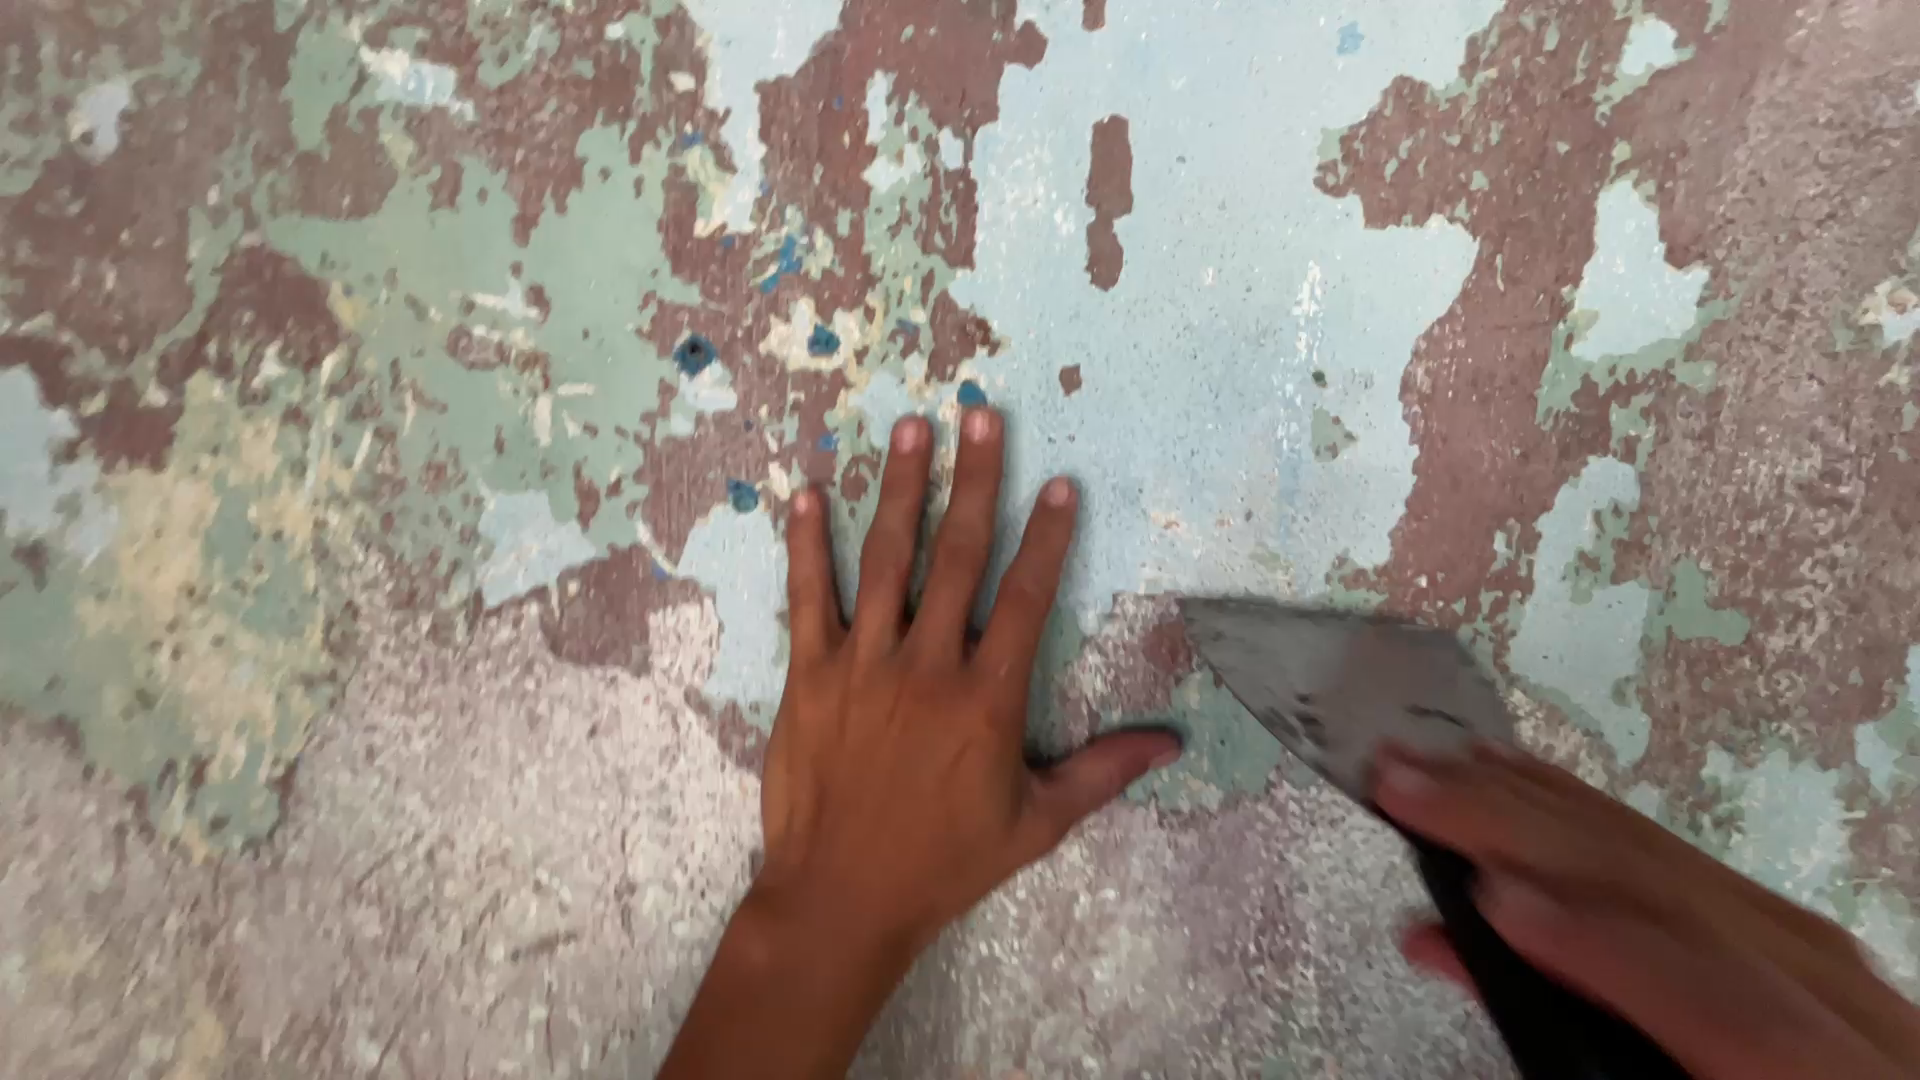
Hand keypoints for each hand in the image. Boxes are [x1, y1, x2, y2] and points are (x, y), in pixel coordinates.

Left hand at [659, 409, 1180, 1079]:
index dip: (1046, 538)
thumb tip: (1174, 742)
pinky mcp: (809, 674)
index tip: (1058, 484)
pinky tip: (808, 494)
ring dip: (901, 491)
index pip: (1026, 598)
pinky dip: (807, 544)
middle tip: (982, 416)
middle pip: (957, 557)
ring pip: (885, 561)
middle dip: (974, 482)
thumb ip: (1103, 772)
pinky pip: (809, 597)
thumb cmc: (946, 861)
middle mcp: (927, 665)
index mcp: (986, 697)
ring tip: (912, 430)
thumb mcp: (1037, 824)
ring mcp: (863, 664)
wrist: (841, 896)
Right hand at [1377, 742, 1919, 1079]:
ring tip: (1431, 762)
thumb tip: (1433, 940)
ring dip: (1525, 798)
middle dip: (1527, 829)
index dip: (1608, 951)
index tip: (1491, 897)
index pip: (1737, 1018)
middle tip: (1406, 783)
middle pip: (1684, 899)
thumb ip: (1561, 1041)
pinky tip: (1507, 768)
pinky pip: (1666, 846)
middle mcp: (1851, 1010)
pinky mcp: (1773, 916)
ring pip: (1666, 855)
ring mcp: (1816, 952)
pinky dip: (1571, 802)